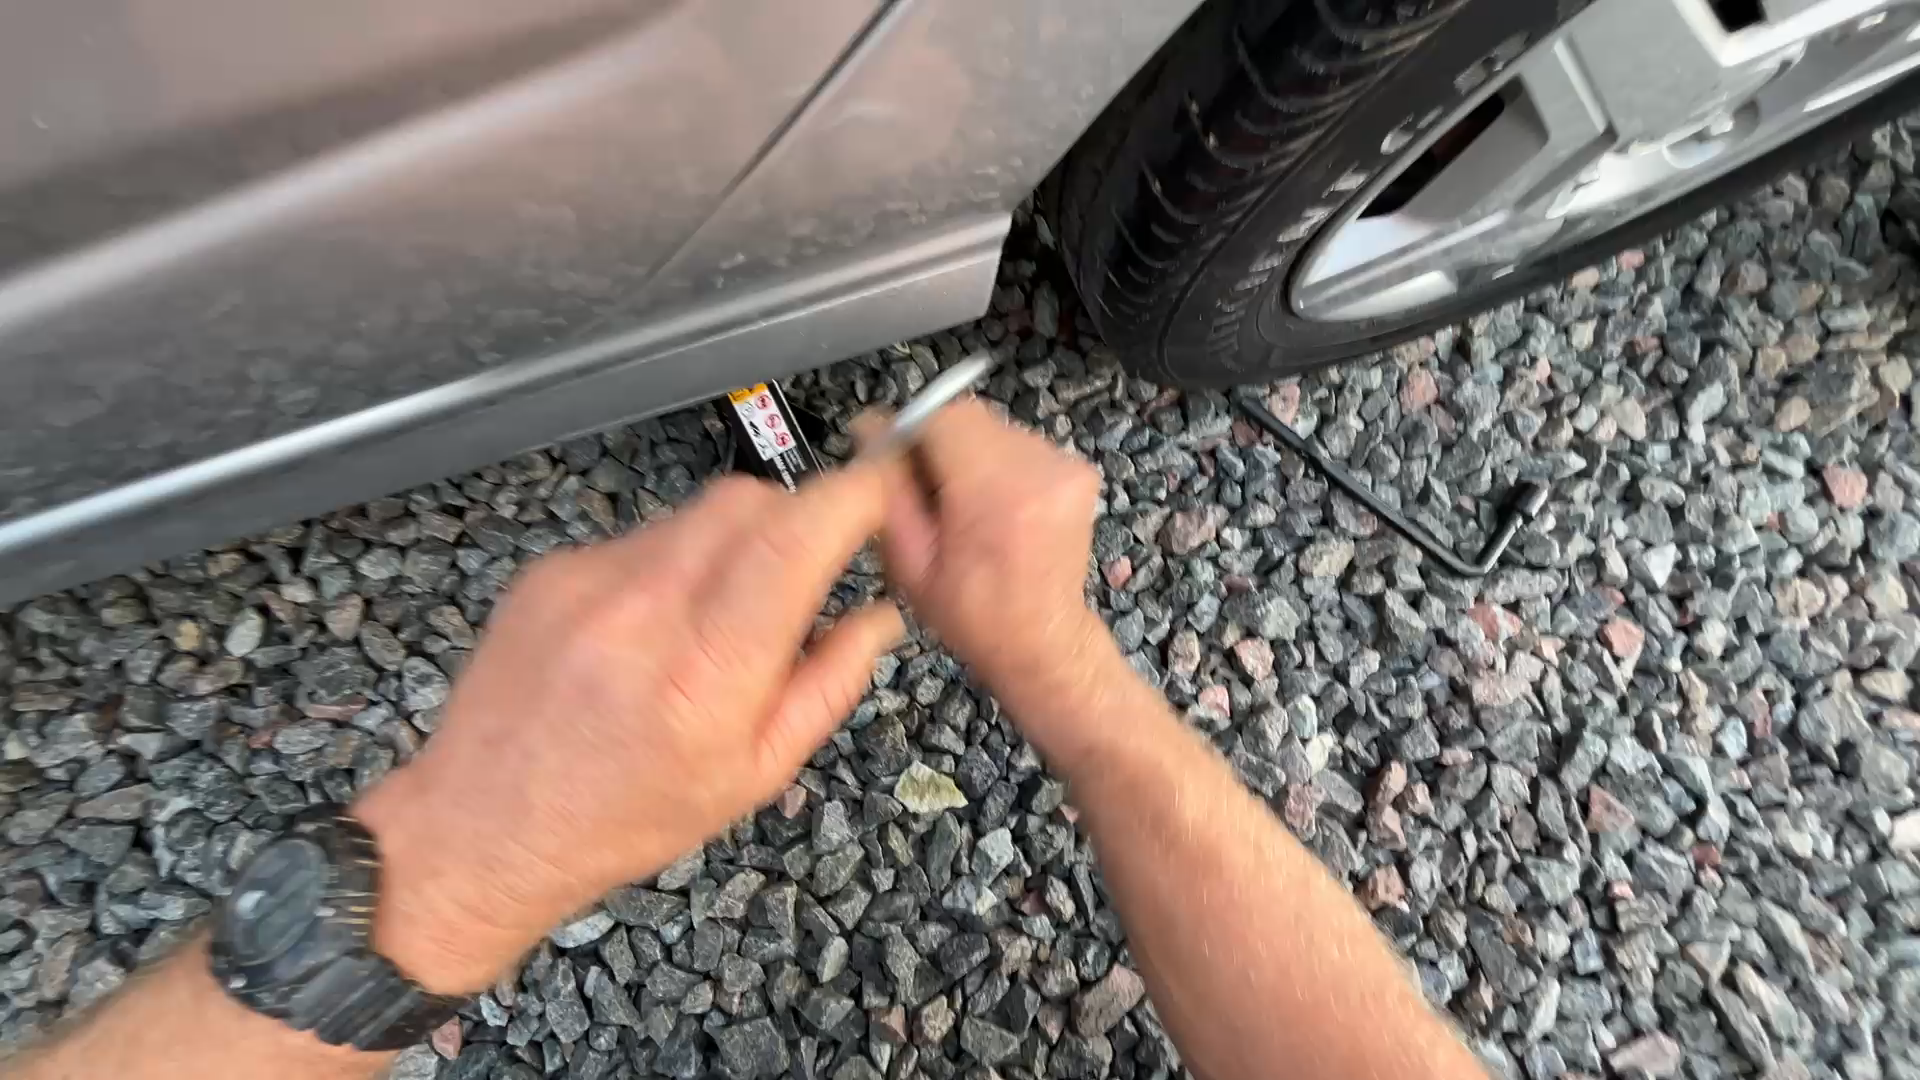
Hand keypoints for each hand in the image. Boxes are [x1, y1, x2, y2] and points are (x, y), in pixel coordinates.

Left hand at [353, 468, 902, 993]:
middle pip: (749, 501)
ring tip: (722, 609)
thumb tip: (881, 615)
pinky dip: (682, 557)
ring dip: (741, 537)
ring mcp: (589, 579)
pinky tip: (659, 618)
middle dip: (799, 513)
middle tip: (809, 562)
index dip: (849, 499)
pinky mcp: (554, 566)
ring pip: (701, 511)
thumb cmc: (632, 815)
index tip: (879, 492)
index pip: (792, 543)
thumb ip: (832, 683)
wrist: (482, 829)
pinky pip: (650, 532)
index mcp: (708, 674)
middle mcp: (645, 610)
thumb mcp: (758, 772)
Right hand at [868, 399, 1115, 757]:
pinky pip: (1022, 444)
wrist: (1042, 640)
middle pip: (970, 417)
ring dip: (972, 454)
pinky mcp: (1079, 471)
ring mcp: (1066, 467)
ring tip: (967, 505)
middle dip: (941, 445)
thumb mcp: (911, 563)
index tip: (900, 460)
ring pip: (995, 428)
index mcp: (995, 494)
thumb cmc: (974, 614)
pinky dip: (1001, 465)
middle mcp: (1039, 470)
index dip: (912, 432)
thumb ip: (889, 490)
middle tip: (932, 492)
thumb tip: (869, 427)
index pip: (943, 417)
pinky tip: (996, 506)